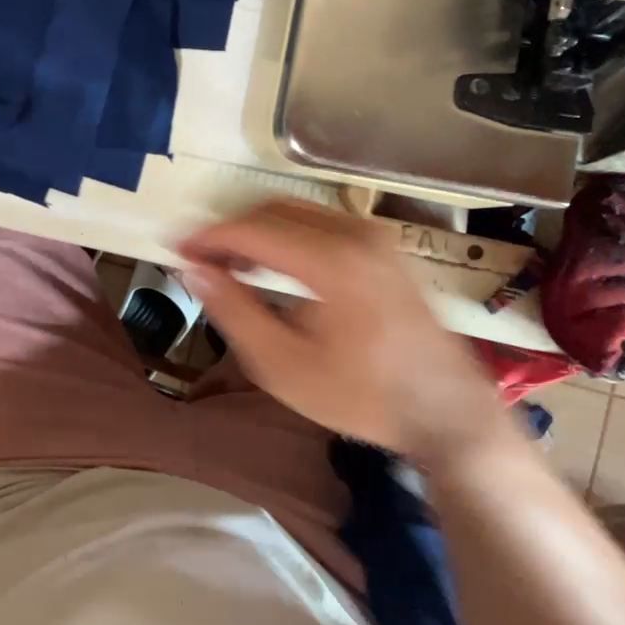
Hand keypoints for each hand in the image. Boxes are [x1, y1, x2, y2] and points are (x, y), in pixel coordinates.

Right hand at [178, 199, 508, 464]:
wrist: (449, 414)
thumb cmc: (362, 396)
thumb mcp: (282, 365)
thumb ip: (233, 311)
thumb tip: (191, 269)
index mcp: (330, 261)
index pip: (249, 229)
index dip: (205, 237)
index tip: (174, 251)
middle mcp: (355, 235)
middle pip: (270, 210)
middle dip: (227, 231)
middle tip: (197, 261)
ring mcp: (375, 237)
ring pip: (294, 212)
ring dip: (255, 232)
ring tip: (228, 266)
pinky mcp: (384, 249)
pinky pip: (319, 222)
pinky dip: (284, 235)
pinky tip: (270, 267)